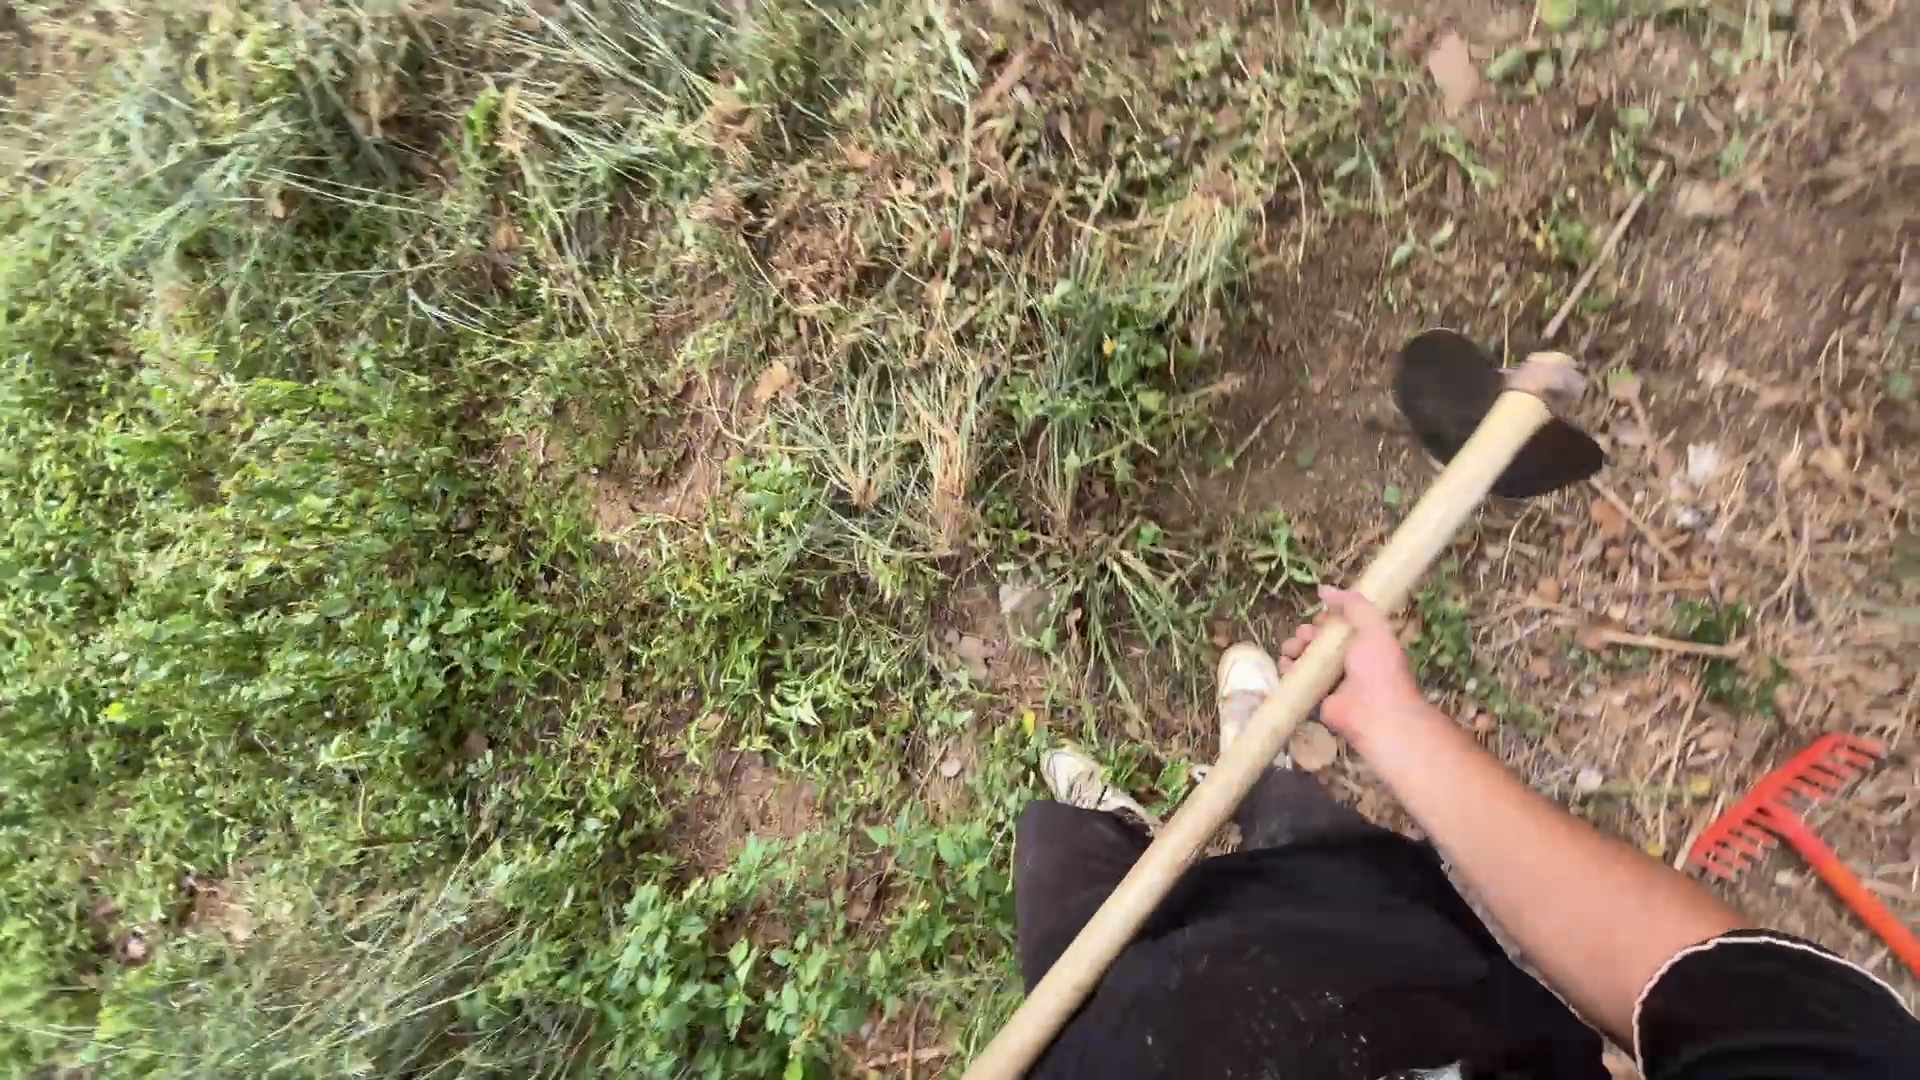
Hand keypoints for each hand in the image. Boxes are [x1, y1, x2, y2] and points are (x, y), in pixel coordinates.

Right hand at [1277, 585, 1431, 749]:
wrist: (1376, 713)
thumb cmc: (1378, 668)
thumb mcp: (1373, 628)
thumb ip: (1353, 605)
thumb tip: (1324, 589)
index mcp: (1362, 645)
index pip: (1336, 628)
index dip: (1325, 621)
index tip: (1320, 620)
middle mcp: (1346, 662)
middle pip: (1316, 642)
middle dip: (1305, 635)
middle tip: (1304, 638)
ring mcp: (1330, 681)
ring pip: (1303, 659)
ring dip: (1293, 650)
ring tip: (1292, 651)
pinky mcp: (1315, 697)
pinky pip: (1296, 680)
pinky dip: (1288, 672)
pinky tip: (1287, 667)